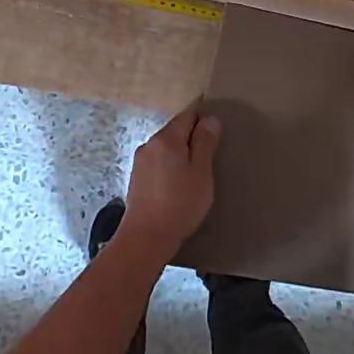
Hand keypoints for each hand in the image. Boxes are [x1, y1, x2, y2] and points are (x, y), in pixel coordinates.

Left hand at [117, 108, 221, 253]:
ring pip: (166, 148)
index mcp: (166, 138)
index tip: (216, 143)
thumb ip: (205, 143)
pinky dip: (170, 167)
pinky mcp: (137, 178)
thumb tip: (210, 119)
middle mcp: (149, 144)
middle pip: (175, 130)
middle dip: (192, 140)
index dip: (204, 124)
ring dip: (181, 155)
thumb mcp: (201, 172)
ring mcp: (140, 161)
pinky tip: (177, 186)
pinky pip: (158, 162)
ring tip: (194, 177)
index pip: (188, 116)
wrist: (147, 237)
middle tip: (208, 163)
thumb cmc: (180, 203)